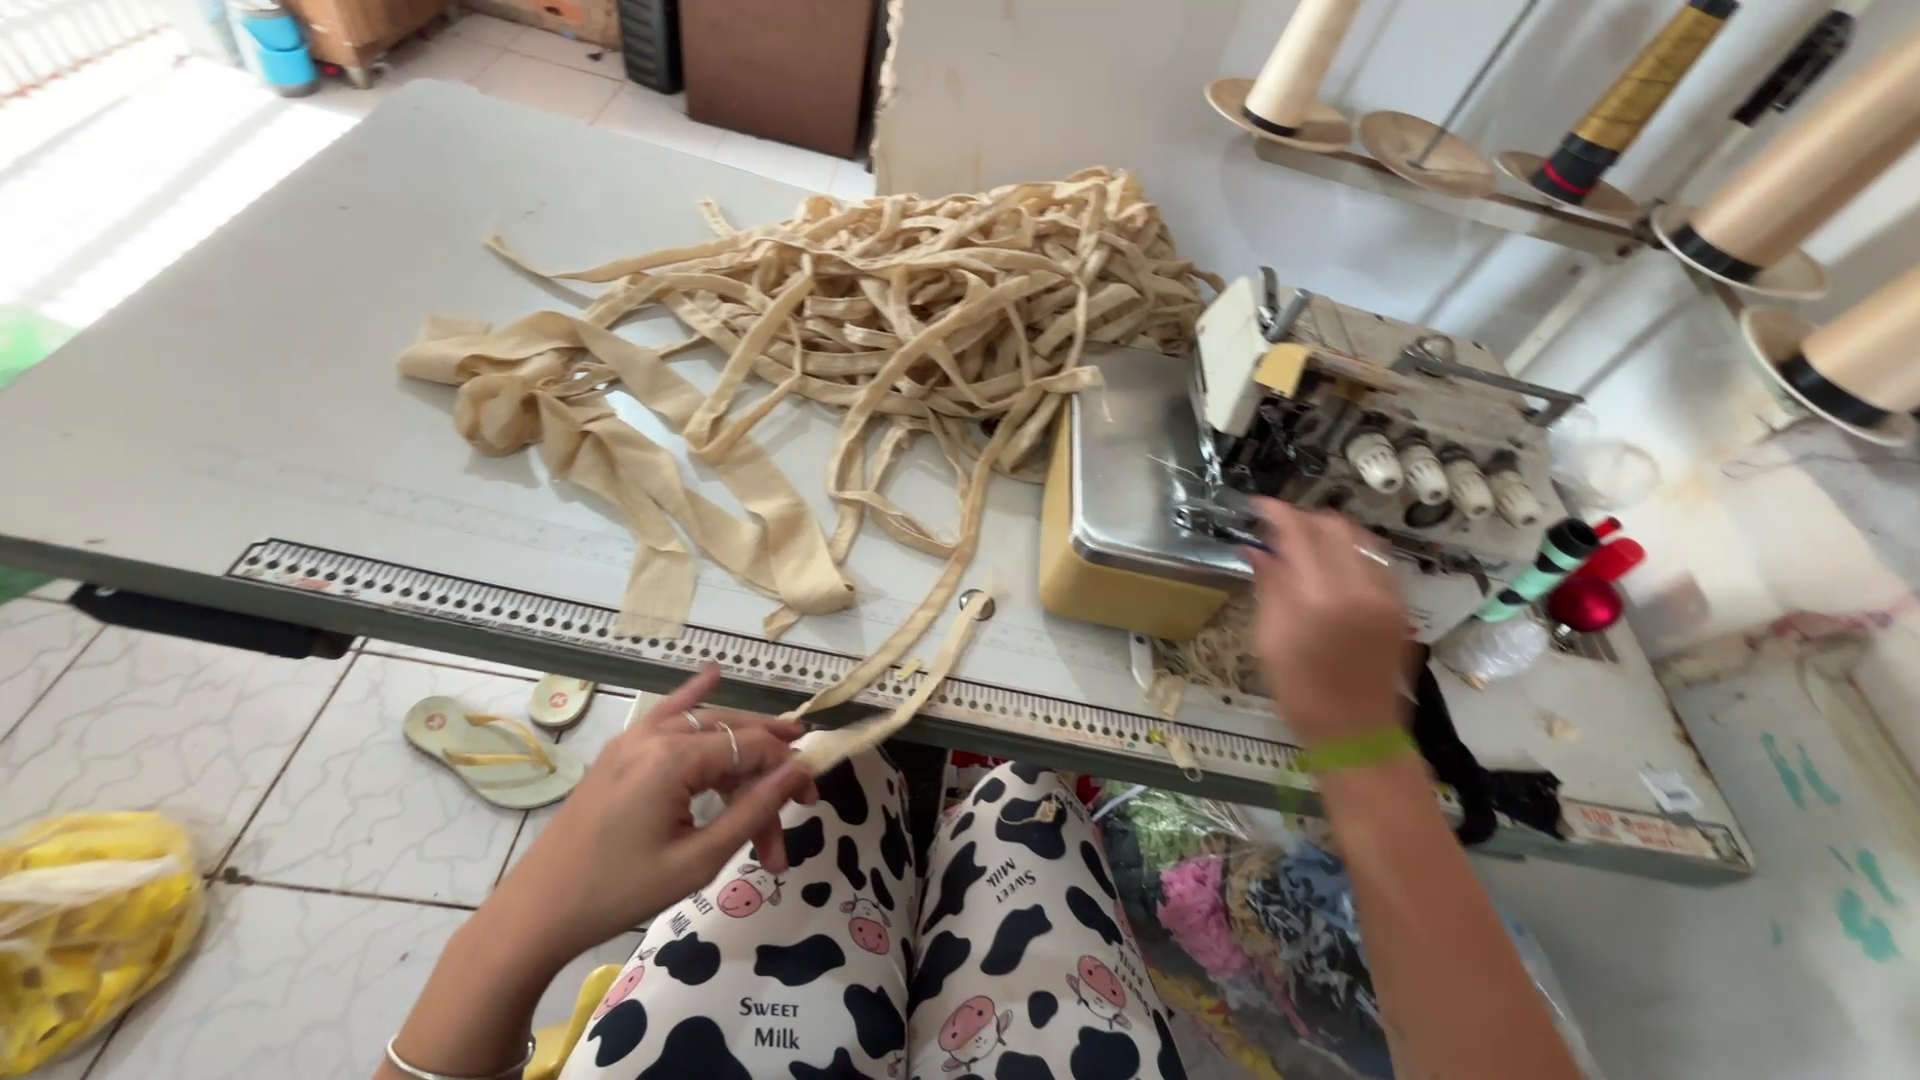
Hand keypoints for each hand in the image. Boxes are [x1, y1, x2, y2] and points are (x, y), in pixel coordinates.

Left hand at [490, 664, 816, 961]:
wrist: (536, 913)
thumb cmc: (619, 892)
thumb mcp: (697, 860)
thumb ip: (753, 810)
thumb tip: (799, 771)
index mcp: (673, 759)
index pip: (753, 747)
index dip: (788, 770)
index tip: (811, 802)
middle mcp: (654, 735)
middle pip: (734, 734)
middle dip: (771, 766)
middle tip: (803, 801)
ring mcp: (632, 740)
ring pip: (705, 730)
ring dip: (740, 759)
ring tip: (768, 790)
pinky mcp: (619, 754)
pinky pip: (666, 716)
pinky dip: (692, 698)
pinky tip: (713, 674)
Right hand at [1246, 498, 1409, 746]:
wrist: (1358, 734)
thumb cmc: (1302, 694)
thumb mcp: (1270, 642)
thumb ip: (1268, 588)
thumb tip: (1256, 550)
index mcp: (1321, 599)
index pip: (1300, 533)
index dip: (1277, 513)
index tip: (1257, 506)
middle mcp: (1360, 588)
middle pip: (1335, 527)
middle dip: (1304, 519)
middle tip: (1277, 528)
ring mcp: (1387, 596)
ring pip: (1361, 539)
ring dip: (1330, 533)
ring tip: (1304, 543)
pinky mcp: (1400, 608)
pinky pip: (1377, 562)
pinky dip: (1352, 553)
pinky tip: (1332, 567)